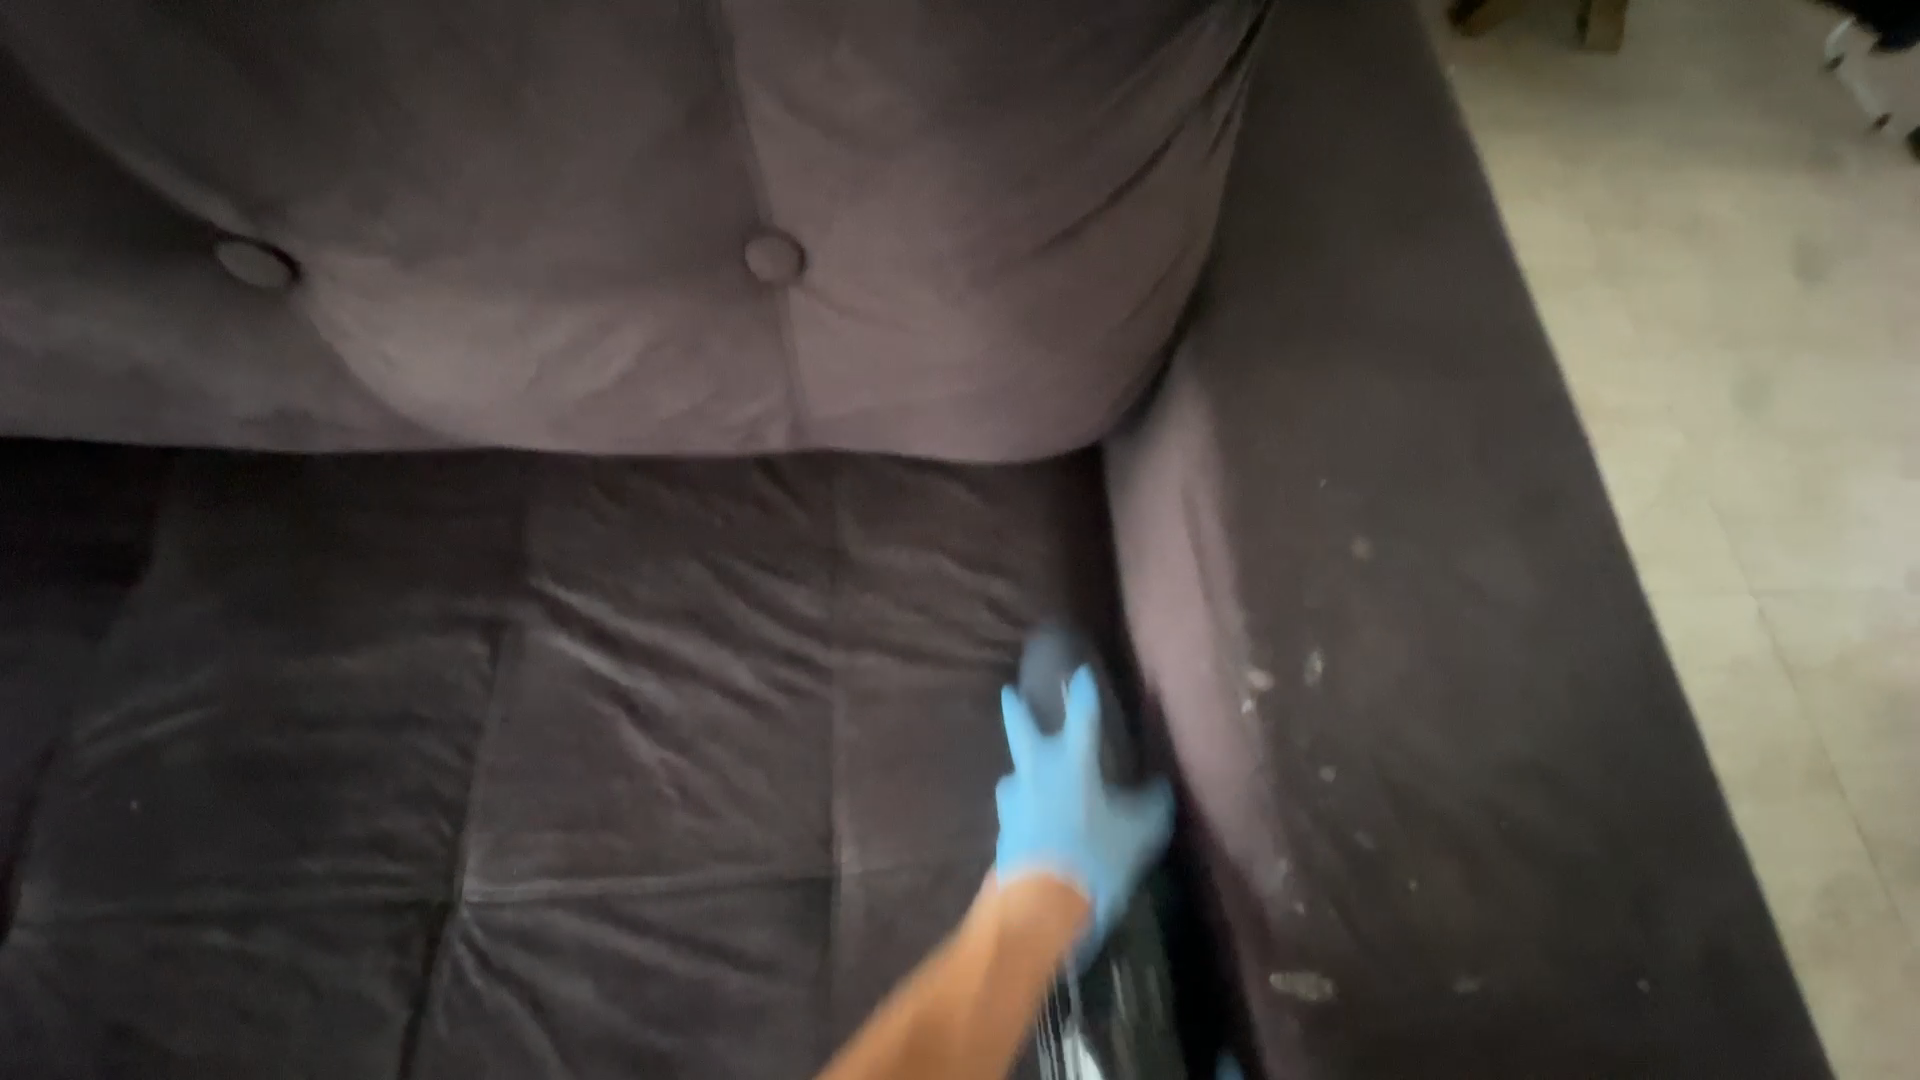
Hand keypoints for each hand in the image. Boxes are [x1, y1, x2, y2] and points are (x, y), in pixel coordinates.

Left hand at [992, 665, 1175, 952]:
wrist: (1043, 905)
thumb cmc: (1098, 859)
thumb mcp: (1140, 833)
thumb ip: (1152, 804)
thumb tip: (1158, 786)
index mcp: (1073, 760)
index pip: (1082, 714)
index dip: (1084, 691)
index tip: (1081, 673)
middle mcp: (1037, 768)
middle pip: (1020, 725)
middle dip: (1015, 705)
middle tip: (1009, 690)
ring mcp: (1014, 797)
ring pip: (1016, 771)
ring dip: (1024, 770)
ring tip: (1035, 778)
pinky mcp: (1002, 826)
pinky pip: (1016, 806)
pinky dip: (1025, 806)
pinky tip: (1035, 819)